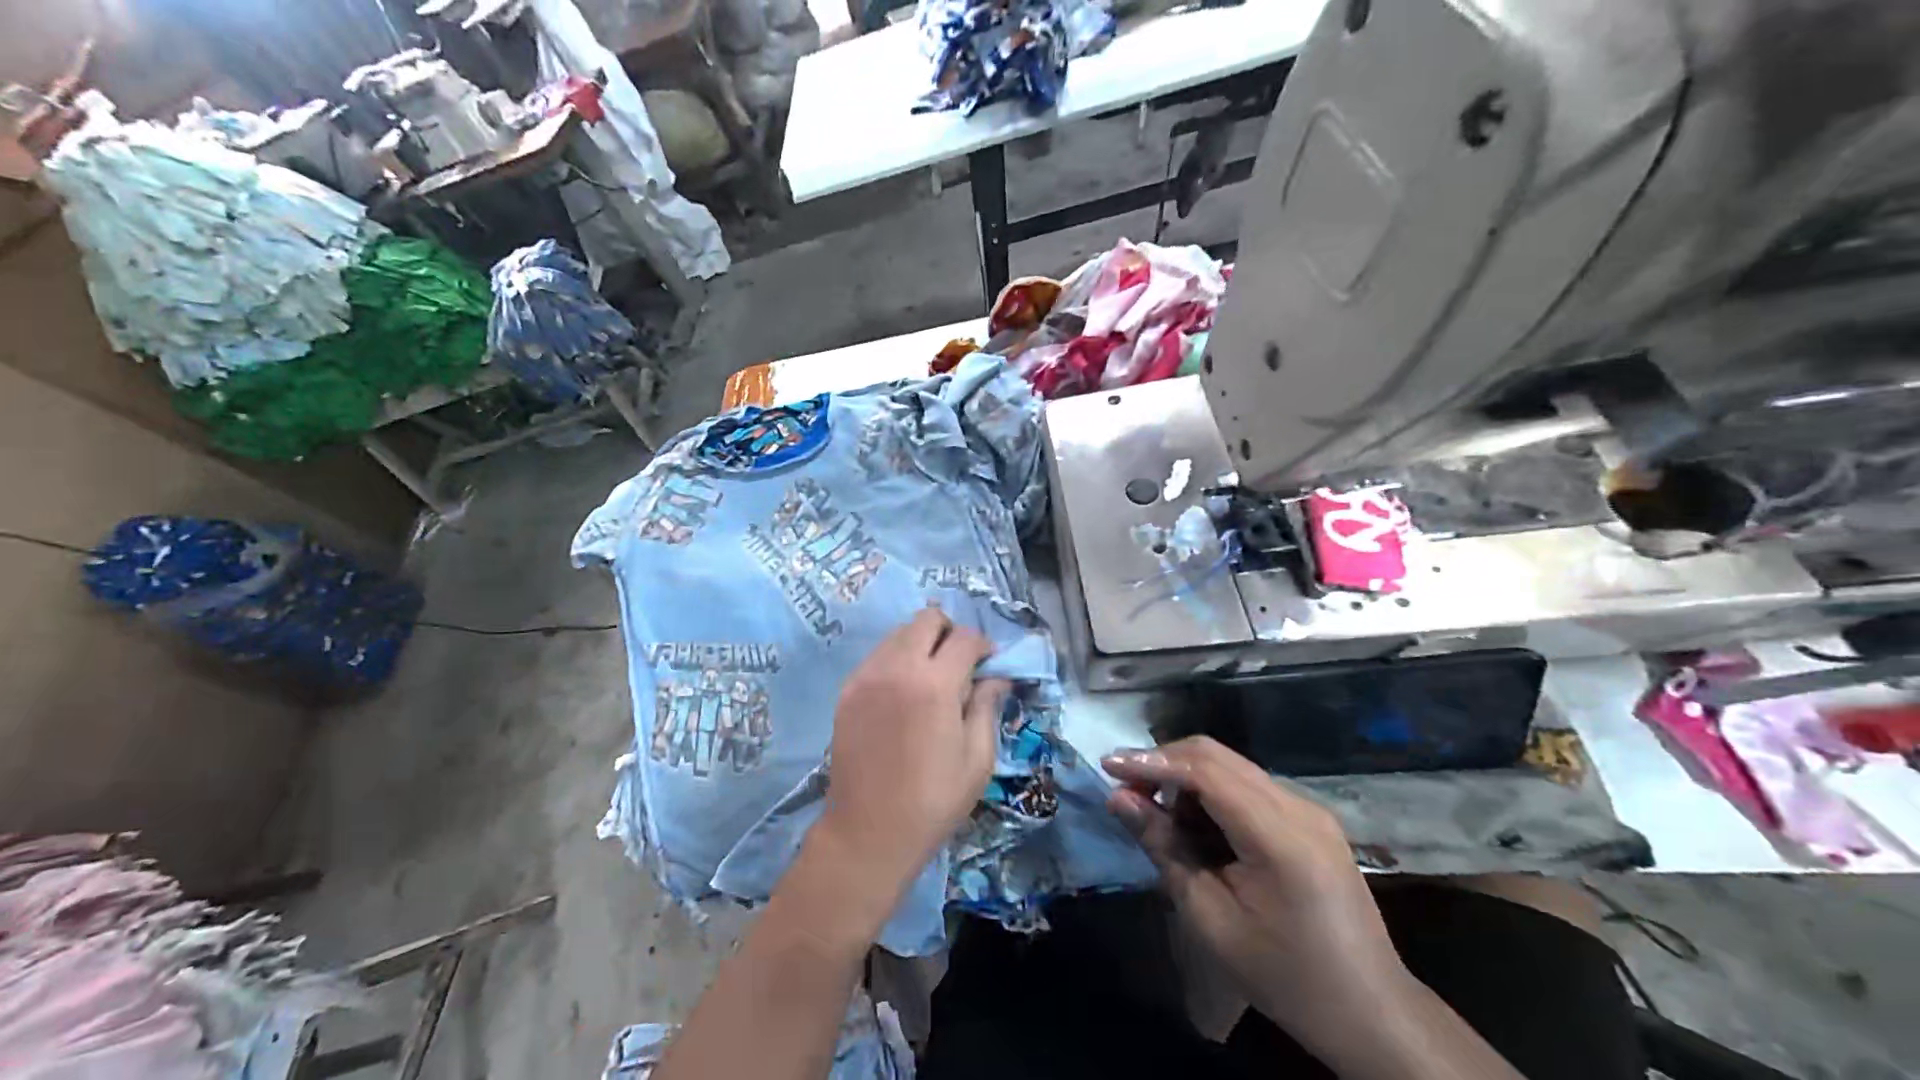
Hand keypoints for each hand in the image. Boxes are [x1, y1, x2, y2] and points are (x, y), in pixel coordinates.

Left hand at [816, 608, 1009, 898]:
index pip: (965, 638)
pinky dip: (897, 660)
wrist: (868, 832)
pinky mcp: (847, 690)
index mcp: (935, 684)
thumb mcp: (977, 759)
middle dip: (950, 632)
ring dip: (921, 643)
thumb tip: (996, 677)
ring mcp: (866, 676)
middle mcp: (897, 667)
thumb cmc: (933, 801)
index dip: (984, 646)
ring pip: (899, 633)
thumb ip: (986, 707)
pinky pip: (878, 656)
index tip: (989, 665)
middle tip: (959, 664)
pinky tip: (904, 695)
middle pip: (927, 619)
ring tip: (931, 680)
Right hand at [1102, 737, 1415, 1051]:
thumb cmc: (1284, 975)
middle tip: (1125, 788)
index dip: (1152, 761)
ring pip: (1232, 767)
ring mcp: (1310, 810)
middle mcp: (1299, 807)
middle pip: (1218, 756)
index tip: (1107, 766)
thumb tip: (1119, 799)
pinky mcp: (1311, 820)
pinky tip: (1195, 825)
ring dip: (1186, 777)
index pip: (1206, 771)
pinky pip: (1249, 787)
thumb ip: (1164, 849)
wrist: (1370, 1012)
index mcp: (1280, 836)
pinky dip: (1212, 793)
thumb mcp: (1210, 919)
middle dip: (1165, 762)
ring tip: (1156, 812)